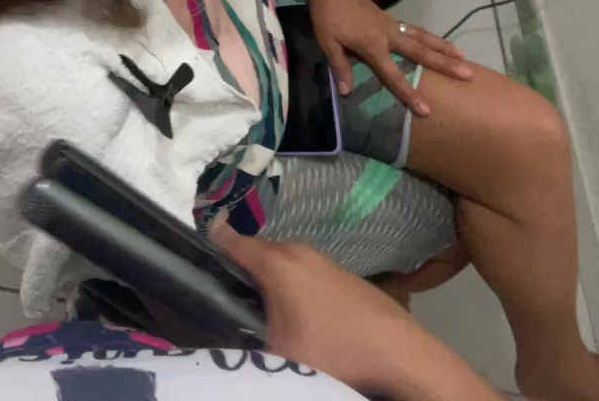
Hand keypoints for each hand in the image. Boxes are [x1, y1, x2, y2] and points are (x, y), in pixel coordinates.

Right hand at [213, 228, 499, 400]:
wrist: (405, 358)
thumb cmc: (335, 353)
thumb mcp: (279, 356)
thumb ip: (245, 340)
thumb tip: (218, 339)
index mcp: (275, 261)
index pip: (228, 240)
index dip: (208, 247)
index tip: (192, 260)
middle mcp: (296, 249)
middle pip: (255, 253)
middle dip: (241, 273)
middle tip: (230, 302)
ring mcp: (323, 259)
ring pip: (282, 265)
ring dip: (271, 284)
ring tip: (267, 315)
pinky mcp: (344, 275)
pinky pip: (305, 274)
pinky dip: (296, 290)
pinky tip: (305, 320)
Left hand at [306, 0, 470, 112]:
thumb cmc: (327, 16)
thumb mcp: (327, 42)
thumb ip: (339, 66)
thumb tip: (346, 92)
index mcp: (372, 45)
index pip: (393, 74)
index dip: (408, 93)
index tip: (426, 110)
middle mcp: (388, 35)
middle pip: (420, 52)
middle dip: (444, 64)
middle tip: (468, 74)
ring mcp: (391, 25)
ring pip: (422, 37)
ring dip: (443, 47)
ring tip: (464, 56)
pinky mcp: (390, 18)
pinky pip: (414, 30)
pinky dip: (429, 37)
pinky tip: (438, 42)